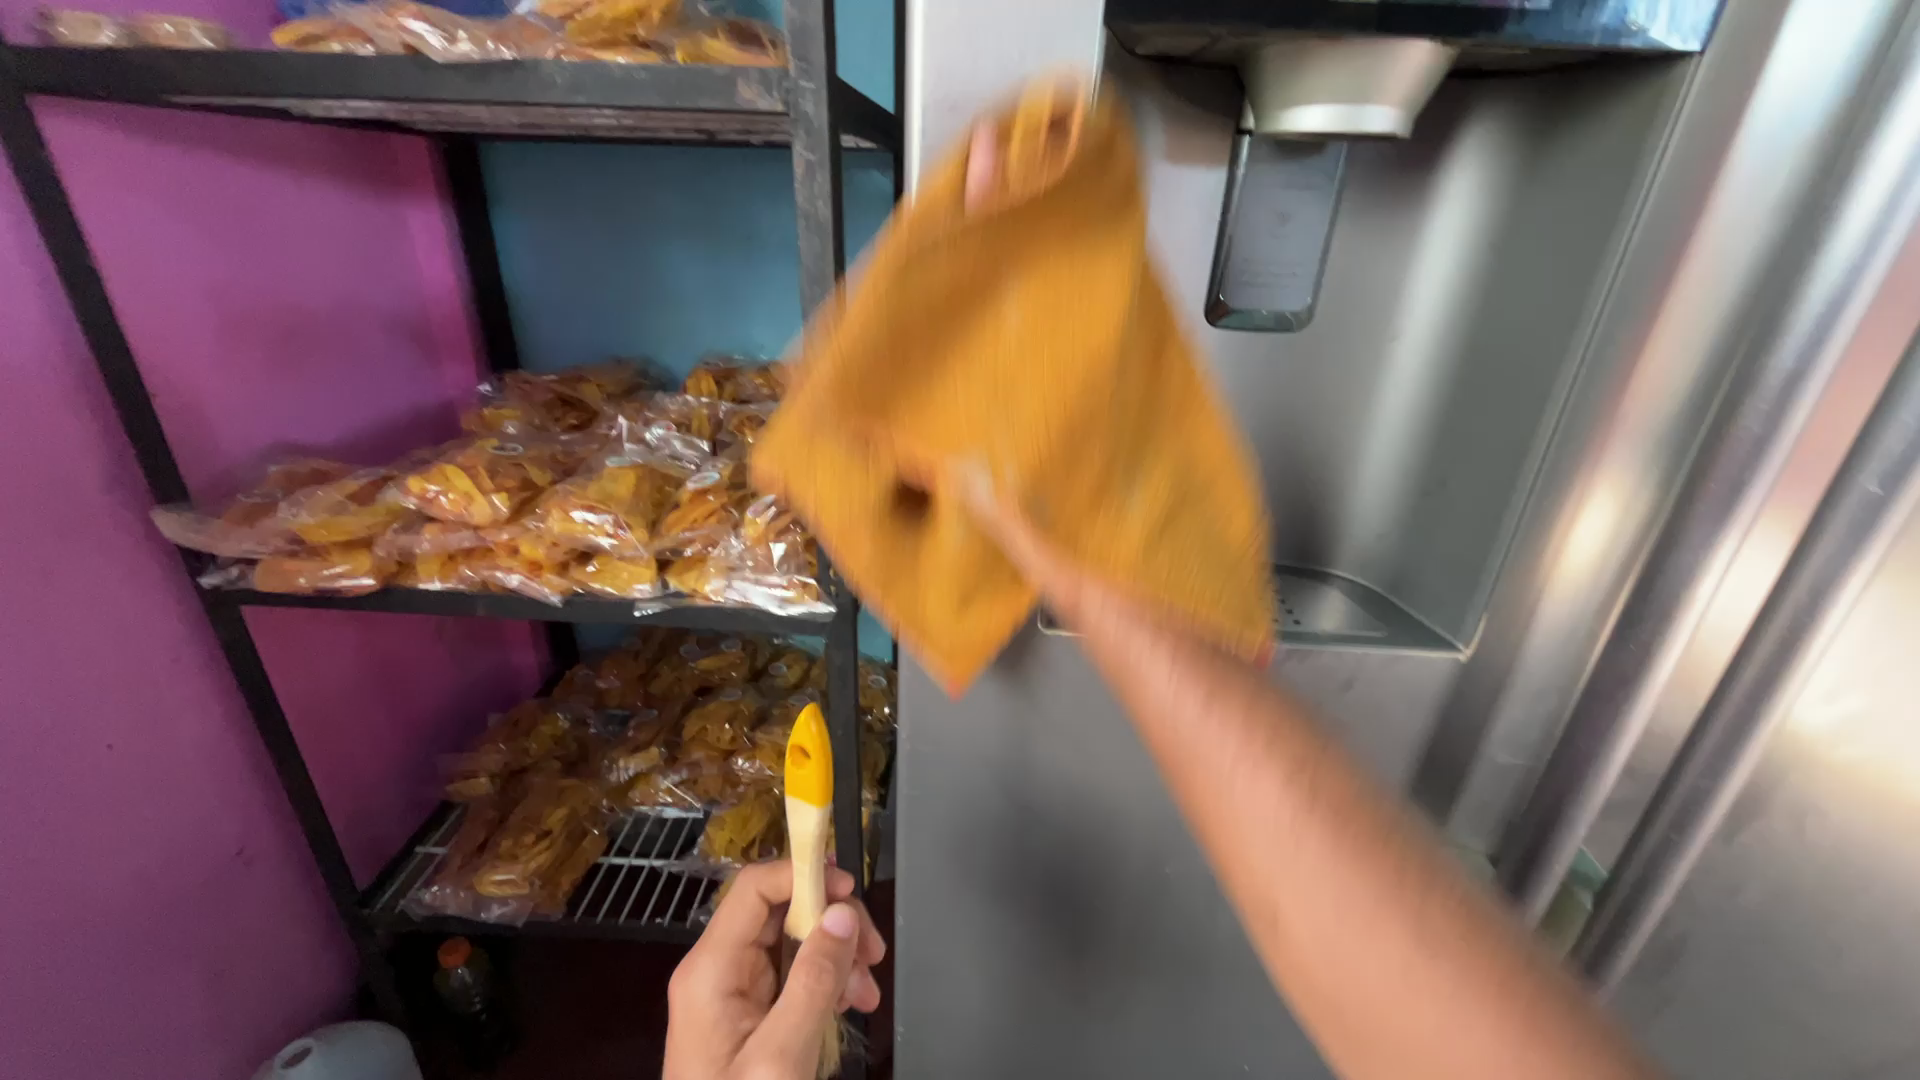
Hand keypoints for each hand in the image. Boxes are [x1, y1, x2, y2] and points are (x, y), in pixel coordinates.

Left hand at [664, 861, 885, 1079]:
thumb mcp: (781, 1057)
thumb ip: (814, 979)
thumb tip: (843, 910)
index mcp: (711, 969)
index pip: (756, 888)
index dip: (803, 875)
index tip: (852, 890)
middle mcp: (719, 968)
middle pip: (781, 910)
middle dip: (831, 921)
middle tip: (872, 950)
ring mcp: (735, 991)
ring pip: (794, 939)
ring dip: (837, 954)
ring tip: (867, 991)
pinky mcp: (751, 1013)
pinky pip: (794, 973)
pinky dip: (828, 980)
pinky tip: (854, 1003)